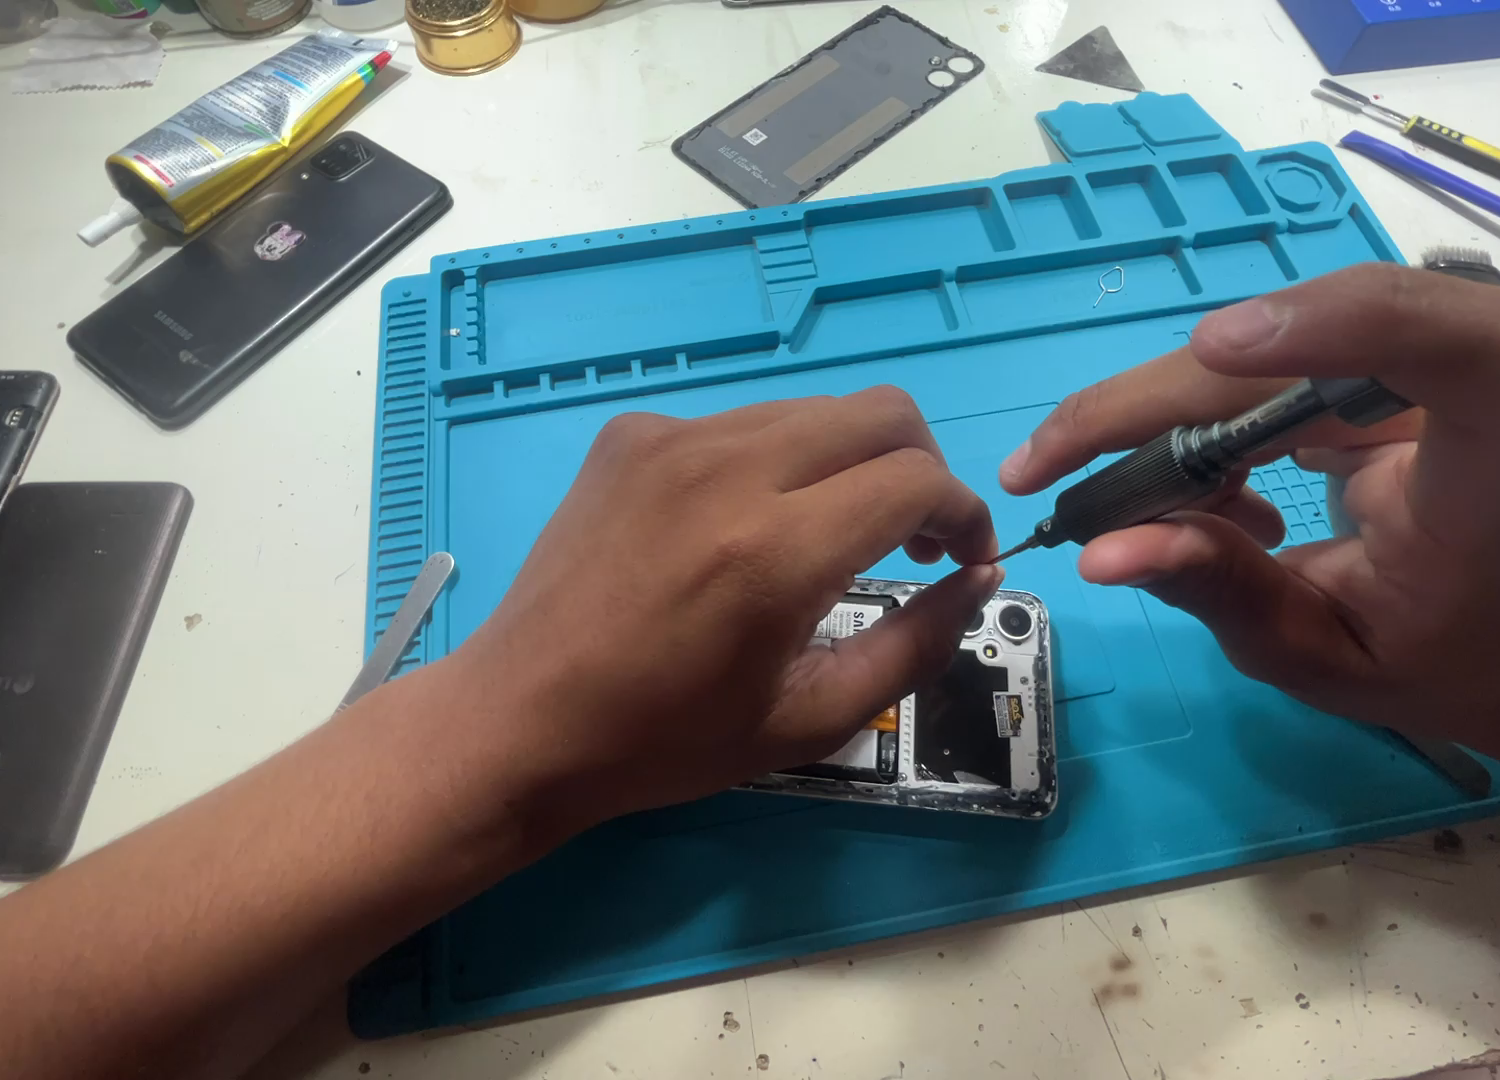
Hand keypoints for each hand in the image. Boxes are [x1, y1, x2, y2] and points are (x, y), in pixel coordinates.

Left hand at [449, 387, 1001, 829]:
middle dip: (922, 469)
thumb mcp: (810, 717)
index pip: (917, 479)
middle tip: (910, 538)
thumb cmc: (667, 738)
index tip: (962, 558)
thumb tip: (977, 579)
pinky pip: (741, 423)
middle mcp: (727, 466)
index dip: (964, 513)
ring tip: (828, 532)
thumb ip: (915, 646)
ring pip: (812, 411)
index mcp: (775, 550)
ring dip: (849, 463)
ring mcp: (671, 437)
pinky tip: (743, 522)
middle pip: (881, 413)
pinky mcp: (630, 434)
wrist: (522, 716)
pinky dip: (776, 461)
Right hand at [1000, 264, 1499, 746]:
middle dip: (1152, 401)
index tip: (1211, 349)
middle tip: (1041, 464)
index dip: (1357, 322)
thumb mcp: (1313, 654)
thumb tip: (1097, 554)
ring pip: (1261, 348)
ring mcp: (1423, 370)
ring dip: (1147, 413)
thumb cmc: (1436, 658)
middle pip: (1303, 345)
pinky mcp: (1375, 363)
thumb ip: (1217, 594)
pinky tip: (1168, 485)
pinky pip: (1254, 365)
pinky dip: (1176, 419)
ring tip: (1080, 484)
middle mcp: (1476, 398)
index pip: (1487, 356)